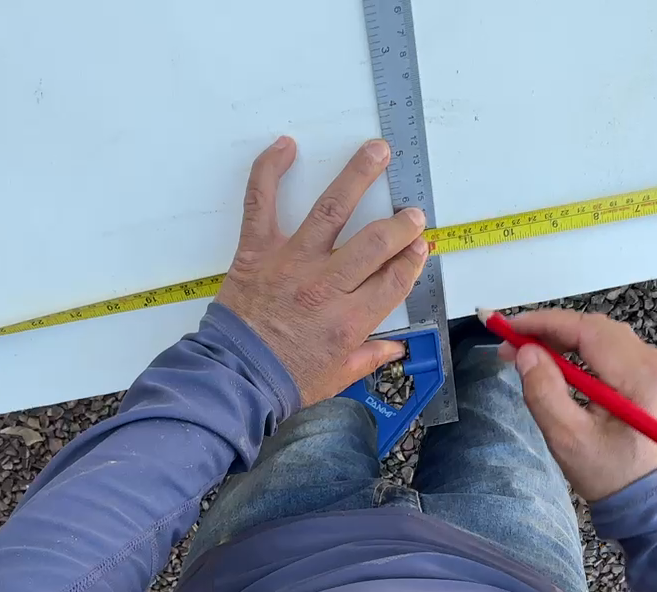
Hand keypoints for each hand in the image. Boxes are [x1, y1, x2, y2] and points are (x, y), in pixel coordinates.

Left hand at [216, 136, 429, 405]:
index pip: (394, 279)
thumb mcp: (337, 378)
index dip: (413, 260)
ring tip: (377, 150)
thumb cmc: (287, 381)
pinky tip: (286, 145)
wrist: (236, 377)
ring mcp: (292, 262)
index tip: (421, 247)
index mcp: (350, 320)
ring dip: (358, 175)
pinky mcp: (257, 250)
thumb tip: (396, 347)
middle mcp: (327, 285)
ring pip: (332, 209)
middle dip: (400, 224)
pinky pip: (261, 201)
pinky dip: (269, 170)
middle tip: (411, 214)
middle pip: (375, 242)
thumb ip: (369, 358)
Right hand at [503, 309, 656, 501]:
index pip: (586, 330)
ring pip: (602, 337)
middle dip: (549, 331)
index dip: (543, 323)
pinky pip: (611, 351)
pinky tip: (556, 364)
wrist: (648, 501)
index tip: (506, 326)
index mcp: (640, 376)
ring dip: (562, 341)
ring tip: (527, 354)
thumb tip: (525, 353)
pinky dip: (580, 353)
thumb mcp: (568, 438)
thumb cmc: (609, 475)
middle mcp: (656, 362)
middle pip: (595, 329)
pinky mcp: (653, 376)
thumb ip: (544, 392)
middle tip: (509, 345)